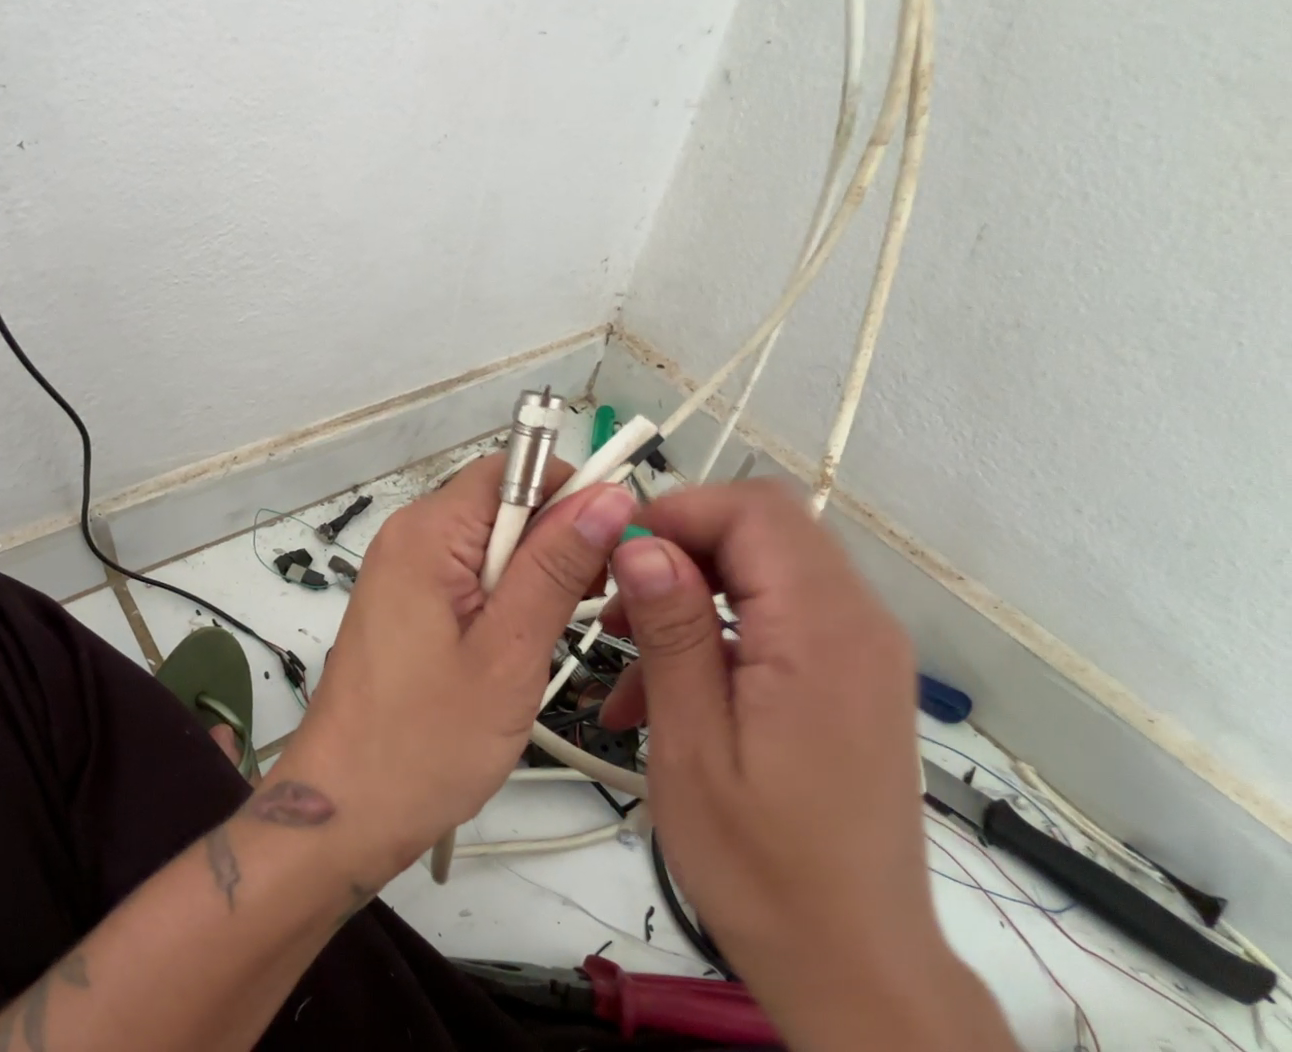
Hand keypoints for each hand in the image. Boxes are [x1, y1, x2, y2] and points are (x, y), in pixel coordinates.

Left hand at [280, 455, 635, 879]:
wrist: (345, 810)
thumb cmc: (427, 741)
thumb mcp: (509, 651)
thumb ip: (557, 567)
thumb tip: (607, 493)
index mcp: (427, 534)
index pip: (512, 469)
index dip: (572, 493)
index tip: (620, 545)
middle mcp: (407, 540)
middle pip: (502, 507)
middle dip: (557, 543)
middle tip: (594, 609)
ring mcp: (400, 577)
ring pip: (490, 549)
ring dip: (535, 580)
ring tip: (557, 638)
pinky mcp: (403, 612)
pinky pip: (467, 583)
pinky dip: (504, 605)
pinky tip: (521, 650)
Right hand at [598, 480, 1013, 1050]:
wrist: (849, 957)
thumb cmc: (759, 863)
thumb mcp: (692, 743)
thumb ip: (672, 631)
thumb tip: (639, 542)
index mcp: (822, 632)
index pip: (755, 512)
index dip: (675, 513)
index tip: (609, 555)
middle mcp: (857, 625)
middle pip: (763, 533)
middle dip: (676, 551)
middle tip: (609, 607)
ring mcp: (858, 654)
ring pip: (763, 575)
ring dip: (687, 598)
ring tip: (623, 660)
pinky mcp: (847, 682)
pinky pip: (775, 624)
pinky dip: (715, 638)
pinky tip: (659, 696)